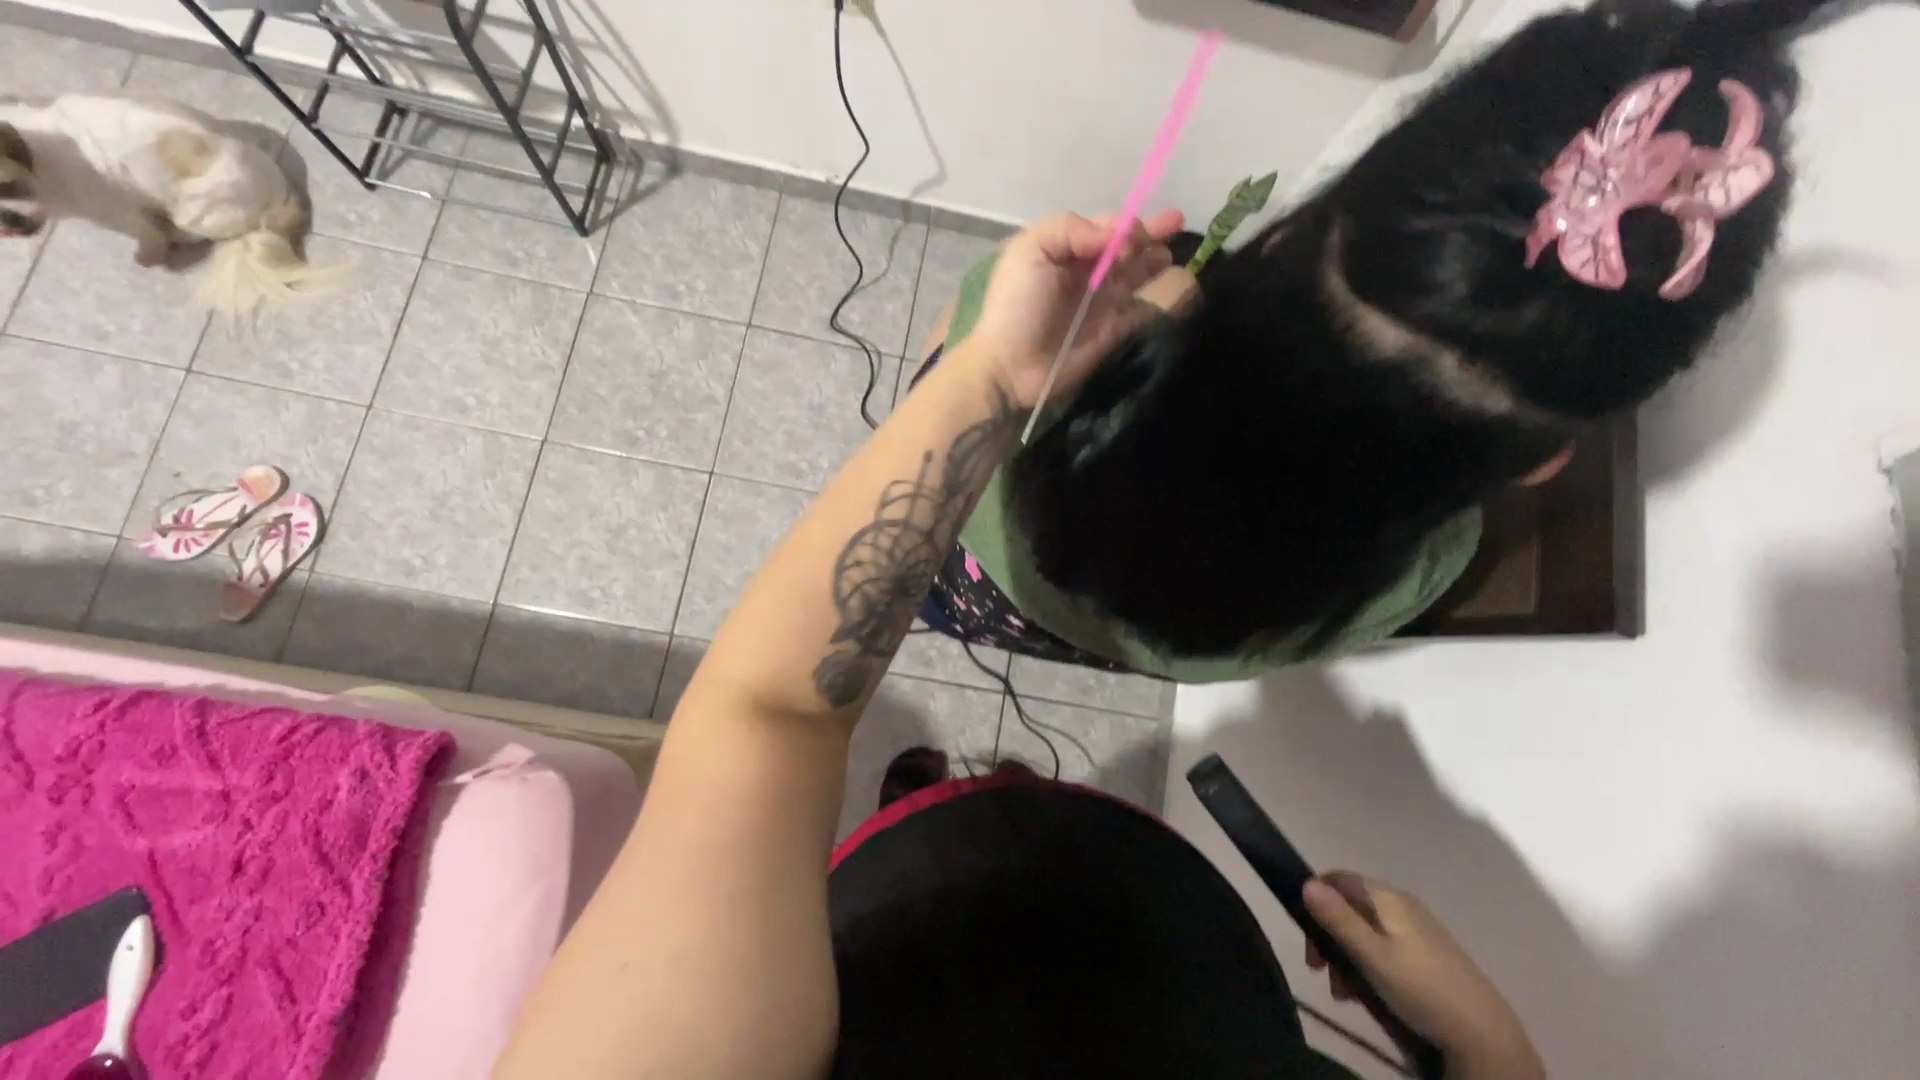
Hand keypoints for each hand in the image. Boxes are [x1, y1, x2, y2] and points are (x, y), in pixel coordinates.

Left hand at [967, 209, 1183, 408]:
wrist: (1010, 367)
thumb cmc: (1016, 306)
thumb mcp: (1030, 251)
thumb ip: (1070, 229)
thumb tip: (1117, 232)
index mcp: (1064, 250)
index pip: (1104, 228)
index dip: (1124, 225)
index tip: (1133, 237)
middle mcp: (1084, 273)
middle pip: (1125, 248)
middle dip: (1150, 234)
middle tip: (1175, 223)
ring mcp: (1100, 303)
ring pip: (1136, 275)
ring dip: (1155, 261)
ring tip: (1169, 254)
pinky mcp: (1112, 332)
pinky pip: (1142, 312)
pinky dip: (1160, 301)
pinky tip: (1179, 289)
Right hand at [1304, 873, 1544, 1079]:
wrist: (1484, 1033)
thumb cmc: (1420, 988)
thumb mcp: (1371, 955)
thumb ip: (1337, 918)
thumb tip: (1305, 882)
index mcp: (1387, 898)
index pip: (1338, 879)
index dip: (1315, 899)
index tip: (1305, 934)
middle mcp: (1402, 905)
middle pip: (1350, 907)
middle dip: (1328, 936)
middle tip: (1320, 970)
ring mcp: (1418, 930)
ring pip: (1366, 932)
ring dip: (1346, 956)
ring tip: (1343, 992)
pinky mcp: (1428, 955)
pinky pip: (1384, 949)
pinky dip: (1368, 965)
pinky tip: (1367, 994)